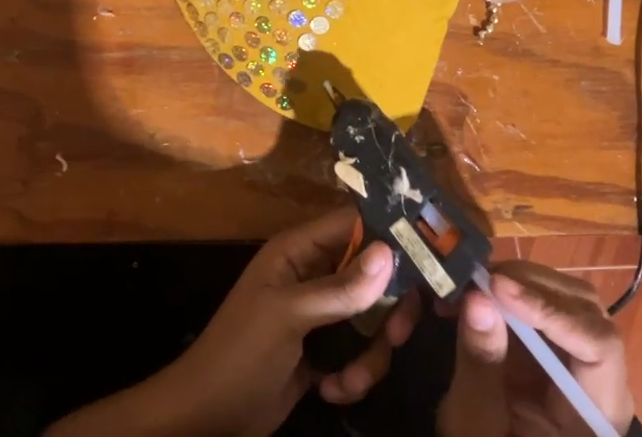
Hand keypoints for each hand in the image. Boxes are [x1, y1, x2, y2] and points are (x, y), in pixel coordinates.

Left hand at [46, 207, 420, 436]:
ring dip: (370, 354)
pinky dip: (354, 375)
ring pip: (371, 321)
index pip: (352, 224)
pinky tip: (331, 390)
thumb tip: (389, 251)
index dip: (390, 234)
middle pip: (372, 276)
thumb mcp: (290, 317)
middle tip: (398, 334)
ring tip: (350, 379)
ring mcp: (319, 316)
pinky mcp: (323, 353)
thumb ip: (340, 288)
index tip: (431, 255)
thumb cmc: (242, 353)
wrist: (210, 416)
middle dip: (388, 309)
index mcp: (297, 252)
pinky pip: (359, 354)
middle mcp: (311, 276)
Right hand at [437, 263, 633, 436]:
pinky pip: (543, 308)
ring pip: (568, 301)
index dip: (550, 310)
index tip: (497, 288)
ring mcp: (581, 364)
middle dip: (530, 288)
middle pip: (586, 314)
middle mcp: (602, 384)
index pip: (599, 347)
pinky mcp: (555, 352)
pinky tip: (475, 295)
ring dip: (518, 283)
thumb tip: (476, 297)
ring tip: (470, 286)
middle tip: (476, 280)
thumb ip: (480, 364)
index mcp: (597, 418)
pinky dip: (509, 292)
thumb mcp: (476, 424)